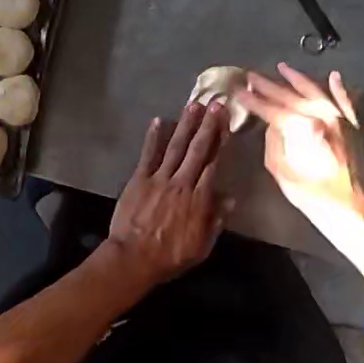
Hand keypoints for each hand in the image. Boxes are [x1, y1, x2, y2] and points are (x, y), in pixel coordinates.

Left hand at [105, 100, 232, 285]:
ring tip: (194, 105)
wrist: (133, 258)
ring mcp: (159, 179)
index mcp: (200, 199)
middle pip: (198, 149)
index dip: (221, 142)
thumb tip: (229, 198)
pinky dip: (153, 137)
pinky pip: (148, 154)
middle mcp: (182, 183)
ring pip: (176, 147)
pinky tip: (159, 120)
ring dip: (186, 125)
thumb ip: (216, 221)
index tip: (227, 123)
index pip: (214, 164)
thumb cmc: (170, 256)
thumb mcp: (201, 246)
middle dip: (208, 125)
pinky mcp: (139, 179)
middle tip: (216, 104)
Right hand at [237, 64, 363, 232]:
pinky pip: (345, 101)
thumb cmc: (310, 193)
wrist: (349, 205)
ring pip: (315, 91)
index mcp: (299, 127)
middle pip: (290, 96)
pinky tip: (333, 75)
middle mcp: (320, 116)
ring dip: (297, 78)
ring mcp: (338, 119)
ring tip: (282, 67)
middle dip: (269, 86)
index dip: (254, 100)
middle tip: (252, 76)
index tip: (239, 92)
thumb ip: (274, 142)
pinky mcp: (351, 126)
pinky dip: (339, 88)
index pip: (272, 109)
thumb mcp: (280, 170)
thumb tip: (273, 125)